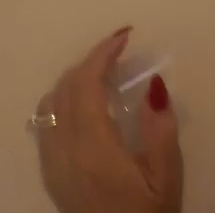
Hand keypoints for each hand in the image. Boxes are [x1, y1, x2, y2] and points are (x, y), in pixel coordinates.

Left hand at [37, 28, 182, 212]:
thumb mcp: (167, 177)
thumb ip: (161, 129)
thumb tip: (154, 85)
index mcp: (92, 148)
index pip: (86, 84)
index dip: (102, 53)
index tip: (125, 37)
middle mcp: (63, 151)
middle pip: (65, 88)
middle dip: (90, 61)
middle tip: (120, 52)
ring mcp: (51, 164)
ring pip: (50, 104)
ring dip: (75, 79)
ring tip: (105, 75)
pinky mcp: (50, 176)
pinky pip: (47, 123)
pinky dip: (65, 100)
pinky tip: (88, 106)